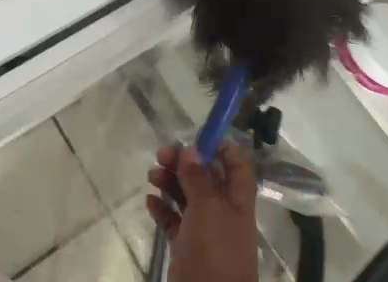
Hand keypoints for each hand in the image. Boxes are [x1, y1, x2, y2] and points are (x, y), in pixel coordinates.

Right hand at [147, 142, 257, 281]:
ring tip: (152, 176)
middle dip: (185, 162)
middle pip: (205, 177)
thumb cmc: (216, 249)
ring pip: (187, 197)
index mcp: (237, 201)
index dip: (221, 148)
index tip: (197, 137)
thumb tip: (191, 149)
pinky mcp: (187, 246)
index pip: (236, 165)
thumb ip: (198, 177)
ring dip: (170, 182)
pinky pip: (173, 220)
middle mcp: (222, 211)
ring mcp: (204, 230)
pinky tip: (150, 202)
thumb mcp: (208, 208)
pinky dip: (162, 208)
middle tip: (162, 155)